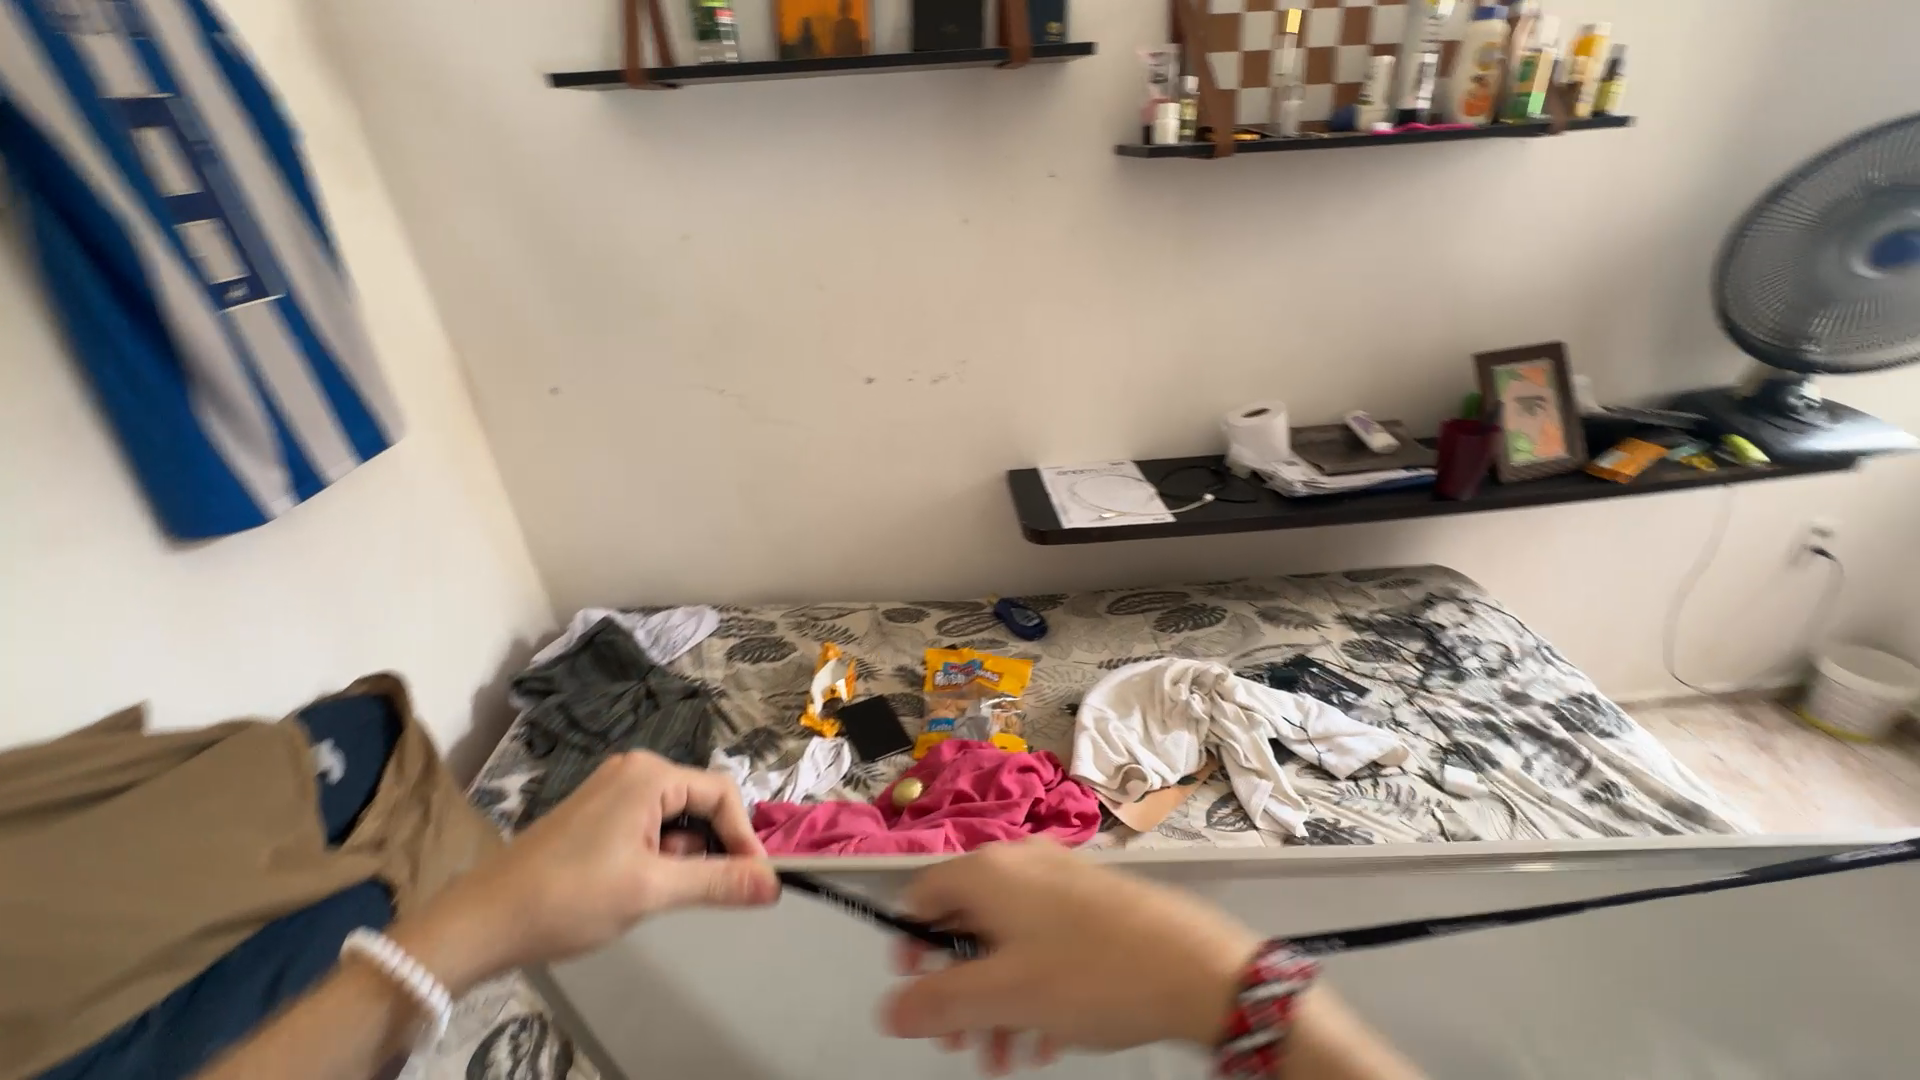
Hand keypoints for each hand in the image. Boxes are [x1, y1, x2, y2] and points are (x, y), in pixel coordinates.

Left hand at [393, 751, 778, 994]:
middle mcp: (635, 769)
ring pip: (676, 818)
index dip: (744, 837)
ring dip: (683, 855)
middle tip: (709, 893)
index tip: (755, 882)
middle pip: (701, 802)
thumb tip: (774, 883)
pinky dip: (659, 854)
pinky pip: (650, 825)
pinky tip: (638, 886)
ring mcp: (613, 789)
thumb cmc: (569, 898)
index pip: (722, 794)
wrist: (481, 922)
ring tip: (659, 894)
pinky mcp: (598, 812)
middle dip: (711, 847)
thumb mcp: (652, 891)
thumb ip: (718, 882)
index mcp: (650, 774)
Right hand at [880, 839, 1260, 1071]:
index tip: (918, 997)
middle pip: (963, 922)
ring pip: (1005, 939)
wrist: (1193, 965)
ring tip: (1007, 1057)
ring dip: (995, 999)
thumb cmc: (1088, 974)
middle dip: (957, 988)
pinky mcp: (1090, 900)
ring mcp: (1058, 879)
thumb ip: (940, 1001)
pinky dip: (1032, 985)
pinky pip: (1042, 940)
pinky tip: (1048, 1036)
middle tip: (962, 1044)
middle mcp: (1018, 863)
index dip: (910, 947)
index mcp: (988, 872)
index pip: (921, 895)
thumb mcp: (1005, 995)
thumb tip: (888, 1008)